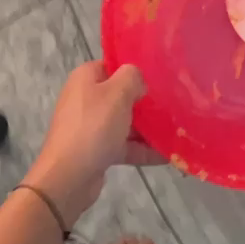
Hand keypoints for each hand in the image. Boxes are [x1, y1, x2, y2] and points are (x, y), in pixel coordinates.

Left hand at [22, 61, 164, 221]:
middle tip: (172, 106)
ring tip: (176, 132)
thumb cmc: (93, 126)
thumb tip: (138, 80)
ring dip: (147, 128)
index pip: (114, 66)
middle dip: (146, 103)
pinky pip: (122, 144)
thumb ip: (132, 77)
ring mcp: (91, 125)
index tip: (159, 79)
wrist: (68, 177)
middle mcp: (86, 98)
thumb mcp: (117, 94)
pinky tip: (166, 155)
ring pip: (124, 121)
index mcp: (86, 78)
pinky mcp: (96, 149)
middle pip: (121, 95)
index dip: (136, 72)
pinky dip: (141, 149)